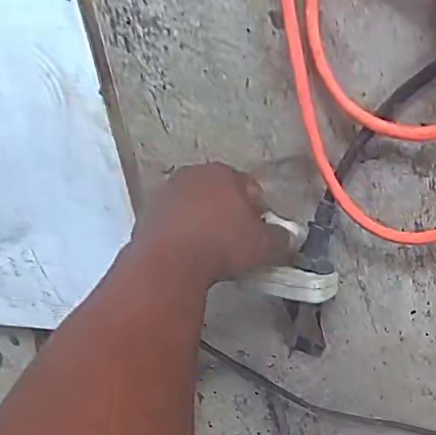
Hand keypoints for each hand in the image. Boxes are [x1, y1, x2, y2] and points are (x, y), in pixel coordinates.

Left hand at [130, 163, 293, 282]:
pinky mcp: (149, 211)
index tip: (265, 233)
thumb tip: (286, 237)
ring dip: (210, 222)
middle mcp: (193, 173)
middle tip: (244, 241)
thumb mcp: (266, 246)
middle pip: (223, 194)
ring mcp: (167, 190)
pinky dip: (189, 232)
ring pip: (199, 206)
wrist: (171, 261)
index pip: (253, 188)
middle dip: (234, 213)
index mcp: (224, 173)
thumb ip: (282, 238)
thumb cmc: (224, 244)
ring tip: (218, 249)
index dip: (263, 212)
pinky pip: (179, 220)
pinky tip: (196, 252)